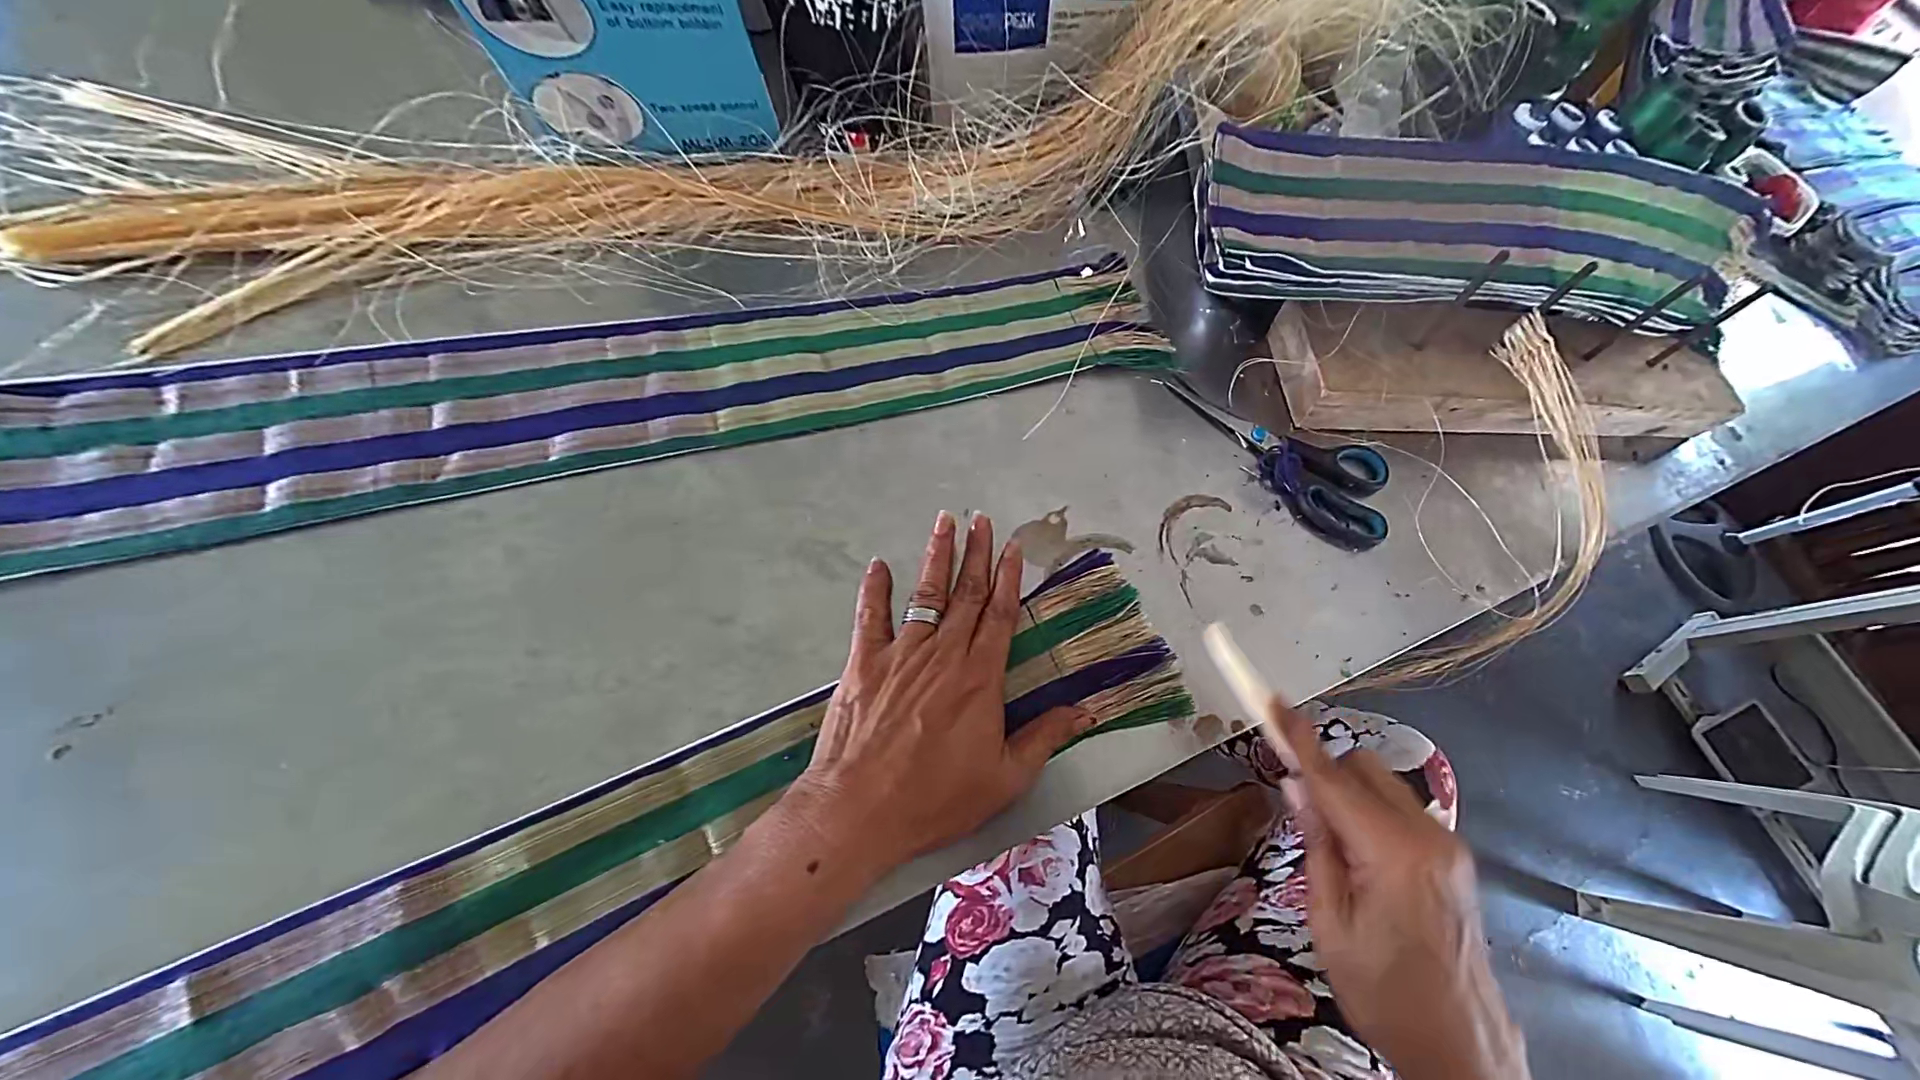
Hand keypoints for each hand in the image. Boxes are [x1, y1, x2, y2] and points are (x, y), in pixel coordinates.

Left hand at [782, 511, 1096, 877]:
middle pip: (966, 594)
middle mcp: (943, 655)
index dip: (1010, 578)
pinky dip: (875, 589)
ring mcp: (901, 655)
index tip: (1014, 547)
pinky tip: (879, 565)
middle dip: (977, 554)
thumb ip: (1044, 738)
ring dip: (937, 557)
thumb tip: (1084, 712)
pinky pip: (870, 617)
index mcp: (979, 678)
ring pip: (925, 595)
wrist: (861, 810)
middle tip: (983, 520)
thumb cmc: (936, 799)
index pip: (1000, 615)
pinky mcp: (863, 663)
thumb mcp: (1005, 778)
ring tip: (944, 522)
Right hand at [1276, 703, 1528, 1079]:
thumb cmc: (1382, 991)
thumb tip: (1296, 786)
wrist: (1461, 1050)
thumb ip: (1316, 843)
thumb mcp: (1328, 921)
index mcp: (1392, 852)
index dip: (1298, 737)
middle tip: (1296, 804)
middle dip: (1325, 771)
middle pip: (1363, 767)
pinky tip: (1358, 853)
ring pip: (1383, 785)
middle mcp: (1428, 837)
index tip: (1273, 702)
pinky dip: (1370, 810)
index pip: (1332, 778)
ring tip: (1328, 839)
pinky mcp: (1454, 860)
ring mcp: (1448, 846)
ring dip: (1348, 791)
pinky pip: (1401, 810)